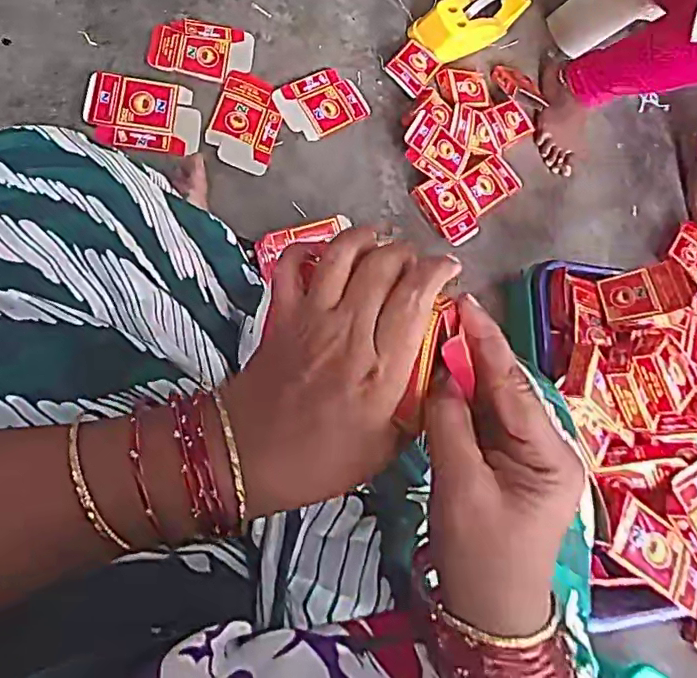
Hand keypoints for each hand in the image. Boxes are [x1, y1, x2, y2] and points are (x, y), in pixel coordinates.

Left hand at [221, 229, 459, 516]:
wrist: (248, 458)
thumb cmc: (321, 459)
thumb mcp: (387, 444)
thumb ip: (421, 399)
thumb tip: (444, 358)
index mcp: (380, 370)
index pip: (415, 297)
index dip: (437, 270)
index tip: (448, 268)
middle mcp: (348, 333)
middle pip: (384, 265)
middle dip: (408, 251)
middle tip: (416, 260)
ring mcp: (311, 318)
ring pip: (343, 253)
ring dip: (366, 237)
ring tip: (380, 240)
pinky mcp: (282, 312)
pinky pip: (292, 263)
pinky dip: (309, 248)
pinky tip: (327, 253)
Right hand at [425, 296, 586, 637]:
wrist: (489, 616)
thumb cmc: (481, 559)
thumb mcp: (462, 490)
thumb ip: (451, 425)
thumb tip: (442, 376)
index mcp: (551, 454)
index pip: (514, 387)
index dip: (488, 343)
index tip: (468, 304)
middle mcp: (547, 446)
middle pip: (508, 389)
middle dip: (478, 351)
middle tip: (449, 311)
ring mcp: (529, 454)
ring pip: (495, 400)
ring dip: (468, 371)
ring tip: (443, 333)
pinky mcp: (509, 462)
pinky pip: (485, 419)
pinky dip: (464, 398)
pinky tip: (445, 375)